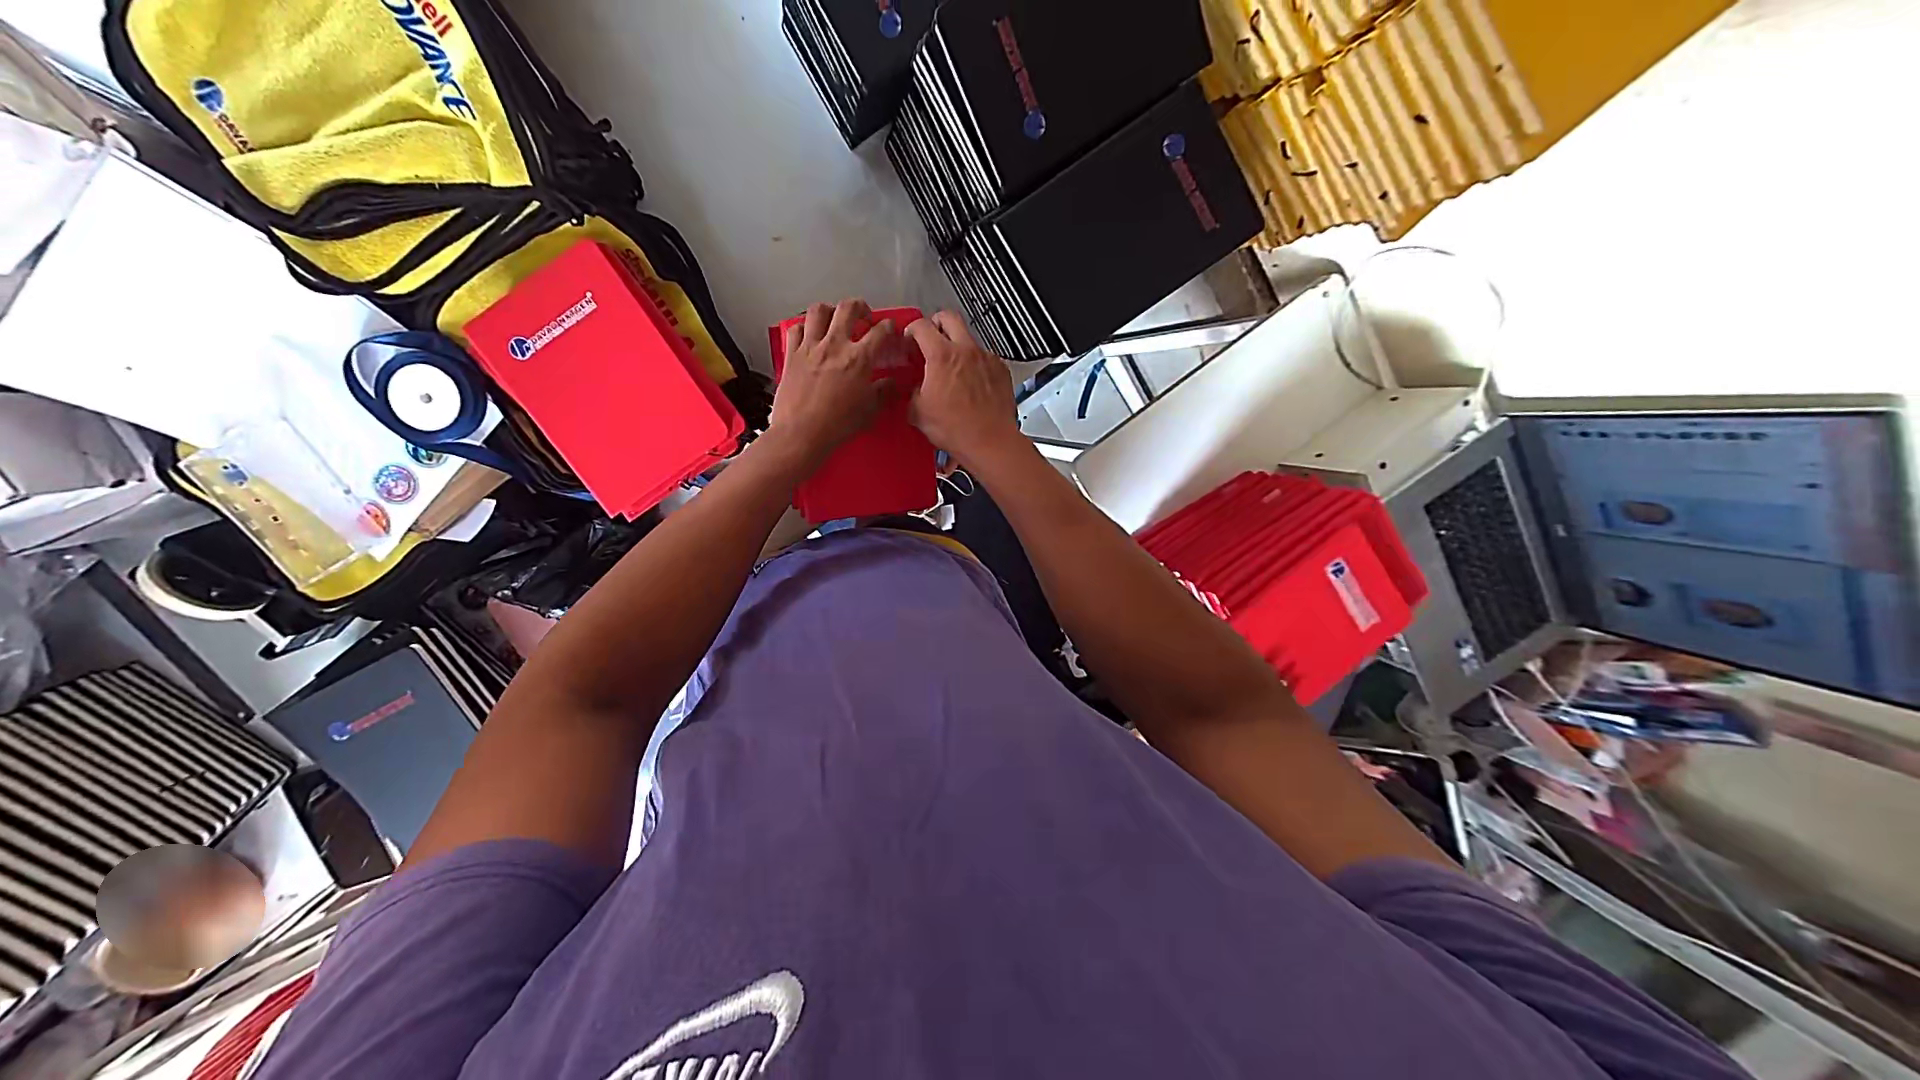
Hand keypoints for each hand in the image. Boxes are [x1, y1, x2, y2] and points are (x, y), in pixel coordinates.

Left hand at [767, 299, 896, 465]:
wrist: (802, 434)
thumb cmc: (837, 426)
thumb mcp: (869, 411)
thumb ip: (883, 393)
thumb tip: (891, 384)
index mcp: (859, 359)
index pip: (881, 331)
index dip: (889, 327)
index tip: (890, 330)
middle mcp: (835, 346)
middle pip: (848, 308)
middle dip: (860, 307)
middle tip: (863, 315)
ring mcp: (810, 348)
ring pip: (819, 310)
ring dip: (829, 311)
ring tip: (834, 319)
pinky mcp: (791, 355)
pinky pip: (796, 329)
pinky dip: (804, 327)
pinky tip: (809, 335)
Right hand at [905, 311, 1018, 465]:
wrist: (990, 441)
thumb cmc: (958, 429)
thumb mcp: (919, 412)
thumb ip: (912, 392)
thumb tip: (914, 390)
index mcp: (942, 356)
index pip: (921, 326)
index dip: (911, 330)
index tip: (910, 339)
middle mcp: (966, 351)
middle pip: (949, 317)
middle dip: (936, 323)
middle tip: (931, 336)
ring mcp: (986, 359)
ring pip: (969, 338)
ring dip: (957, 346)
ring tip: (951, 367)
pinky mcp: (1000, 370)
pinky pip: (985, 358)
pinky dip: (975, 364)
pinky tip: (970, 383)